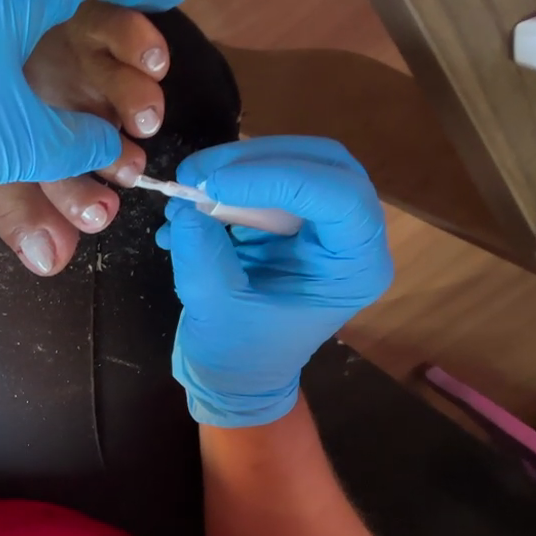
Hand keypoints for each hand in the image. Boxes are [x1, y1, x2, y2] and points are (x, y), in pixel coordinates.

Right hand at [155, 137, 393, 426]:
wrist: (233, 375)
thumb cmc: (236, 354)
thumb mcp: (214, 309)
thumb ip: (200, 254)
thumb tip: (184, 203)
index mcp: (352, 266)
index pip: (338, 196)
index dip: (276, 179)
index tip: (212, 187)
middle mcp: (346, 236)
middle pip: (321, 164)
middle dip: (255, 160)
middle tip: (196, 174)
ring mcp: (316, 224)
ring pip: (289, 162)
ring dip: (232, 169)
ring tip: (183, 190)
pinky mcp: (284, 219)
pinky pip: (258, 181)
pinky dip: (219, 187)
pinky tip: (184, 213)